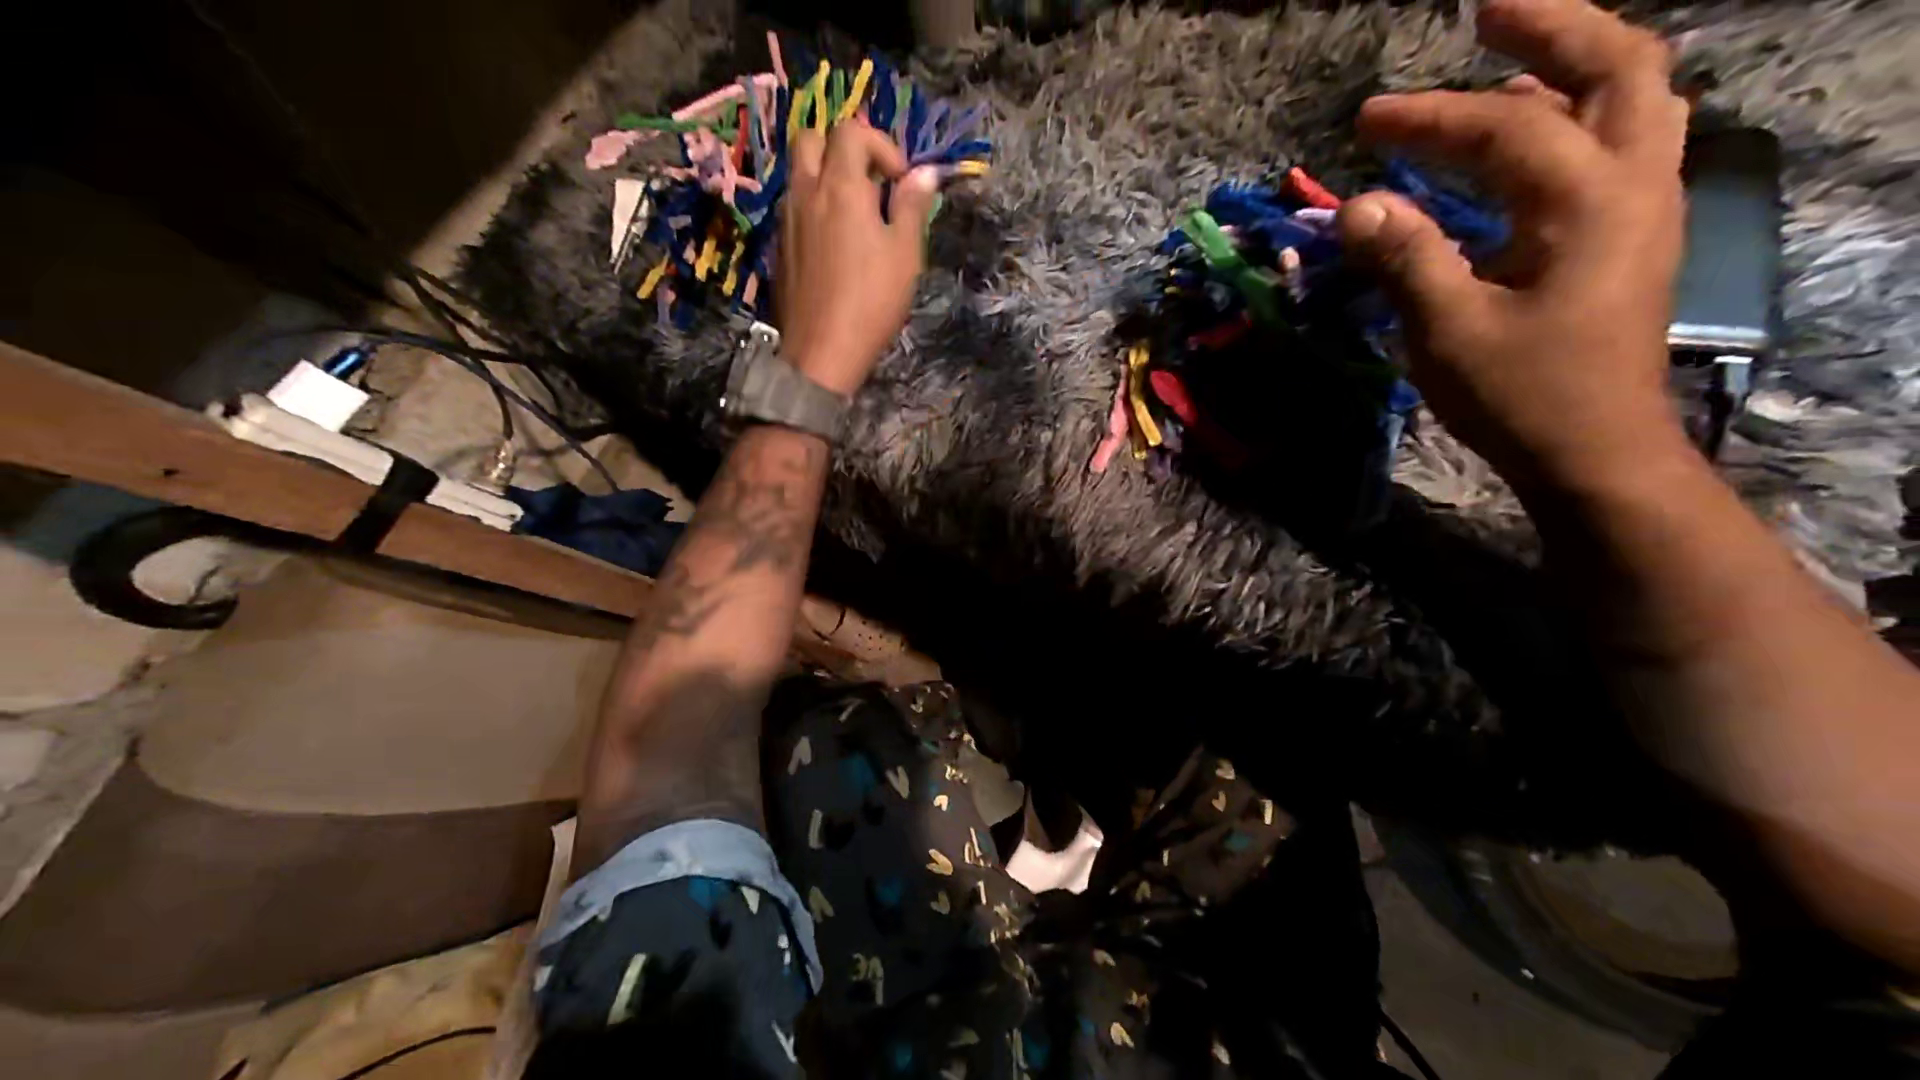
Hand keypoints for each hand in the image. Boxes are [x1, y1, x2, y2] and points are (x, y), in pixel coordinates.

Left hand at [776, 122, 940, 396]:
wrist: (821, 351)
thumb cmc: (871, 301)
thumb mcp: (905, 255)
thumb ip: (912, 207)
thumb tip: (925, 173)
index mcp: (841, 186)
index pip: (851, 131)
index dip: (881, 145)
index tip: (900, 181)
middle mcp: (806, 192)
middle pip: (811, 138)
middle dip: (842, 149)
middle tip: (869, 183)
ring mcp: (786, 219)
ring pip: (798, 173)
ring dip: (825, 177)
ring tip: (853, 215)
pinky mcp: (778, 246)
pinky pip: (793, 207)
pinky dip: (813, 207)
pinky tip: (833, 243)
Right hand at [1337, 0, 1691, 493]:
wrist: (1594, 450)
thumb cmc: (1521, 395)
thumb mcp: (1447, 331)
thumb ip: (1406, 259)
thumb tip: (1358, 205)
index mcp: (1588, 204)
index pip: (1506, 128)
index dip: (1430, 117)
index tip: (1364, 121)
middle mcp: (1634, 185)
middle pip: (1618, 68)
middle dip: (1550, 30)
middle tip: (1485, 12)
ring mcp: (1642, 208)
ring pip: (1631, 102)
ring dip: (1572, 69)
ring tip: (1503, 65)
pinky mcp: (1627, 238)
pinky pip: (1615, 147)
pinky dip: (1572, 122)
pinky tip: (1525, 137)